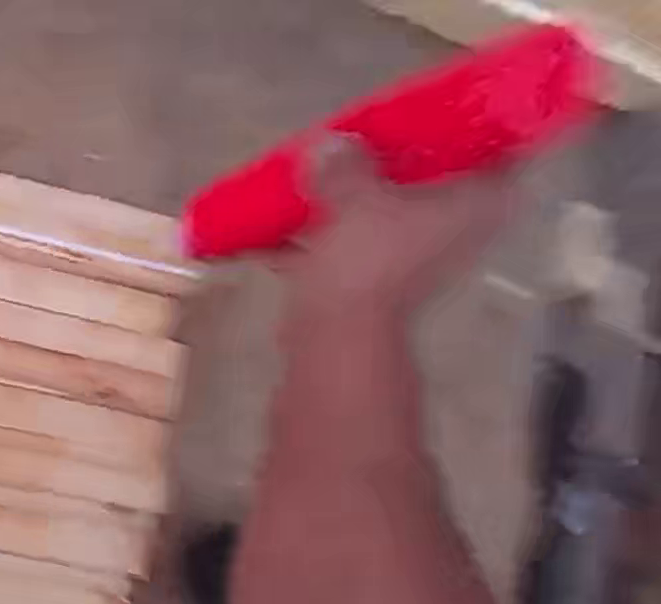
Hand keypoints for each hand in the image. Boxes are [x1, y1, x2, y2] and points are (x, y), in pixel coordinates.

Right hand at [274, 135, 514, 320]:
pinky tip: (269, 232)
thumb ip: (343, 169)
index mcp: (480, 199)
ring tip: (303, 185)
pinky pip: (336, 249)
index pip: (485, 144)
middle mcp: (454, 226)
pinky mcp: (365, 282)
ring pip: (373, 216)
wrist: (334, 337)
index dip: (450, 125)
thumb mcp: (355, 204)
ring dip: (337, 204)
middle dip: (379, 167)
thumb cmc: (365, 265)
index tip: (411, 116)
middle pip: (420, 180)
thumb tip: (325, 142)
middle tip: (350, 145)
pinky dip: (307, 241)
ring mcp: (407, 258)